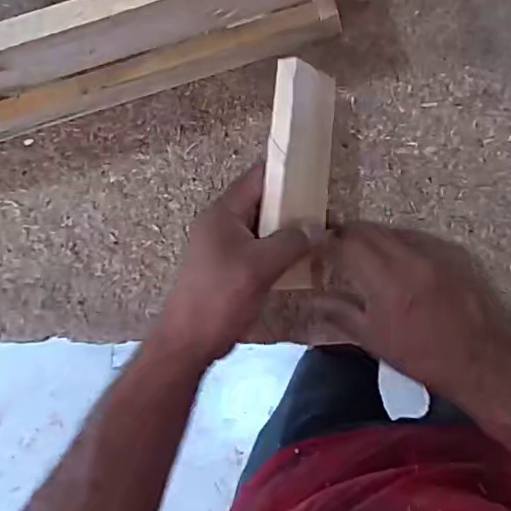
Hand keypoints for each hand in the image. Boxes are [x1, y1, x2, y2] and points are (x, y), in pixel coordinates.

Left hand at [151, 162, 316, 365]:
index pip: (255, 178)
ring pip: (260, 226)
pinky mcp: (227, 266)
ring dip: (285, 226)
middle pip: (259, 201)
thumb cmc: (220, 296)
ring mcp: (222, 245)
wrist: (188, 342)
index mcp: (223, 213)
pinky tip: (298, 255)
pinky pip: (257, 246)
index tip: (311, 167)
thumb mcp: (260, 266)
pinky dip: (277, 246)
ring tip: (316, 227)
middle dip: (290, 201)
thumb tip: (316, 227)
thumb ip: (291, 242)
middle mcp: (220, 223)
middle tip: (322, 203)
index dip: (283, 170)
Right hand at [314, 223, 510, 404]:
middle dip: (350, 233)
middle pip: (371, 230)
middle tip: (336, 243)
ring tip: (365, 252)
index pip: (349, 244)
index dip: (330, 240)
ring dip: (376, 237)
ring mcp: (435, 253)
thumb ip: (339, 312)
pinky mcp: (453, 253)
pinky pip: (418, 238)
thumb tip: (312, 298)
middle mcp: (410, 259)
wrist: (479, 360)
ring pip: (394, 232)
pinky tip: (398, 259)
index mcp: (387, 282)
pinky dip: (401, 244)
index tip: (318, 244)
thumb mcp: (374, 340)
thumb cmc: (422, 356)